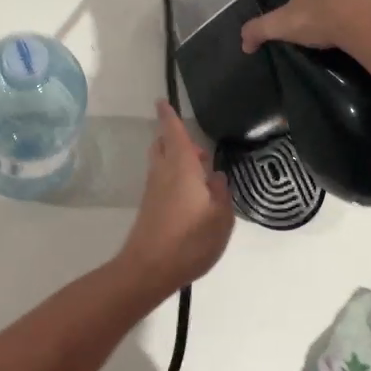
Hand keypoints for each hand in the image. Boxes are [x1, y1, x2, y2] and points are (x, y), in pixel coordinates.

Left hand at [117, 101, 235, 294]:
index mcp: (181, 168)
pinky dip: (174, 175)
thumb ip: (221, 193)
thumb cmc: (190, 240)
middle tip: (196, 146)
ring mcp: (153, 191)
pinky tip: (191, 194)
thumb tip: (217, 177)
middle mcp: (163, 173)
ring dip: (175, 158)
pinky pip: (161, 180)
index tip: (162, 101)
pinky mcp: (150, 208)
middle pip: (162, 145)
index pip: (173, 133)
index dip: (169, 116)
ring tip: (200, 170)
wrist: (149, 269)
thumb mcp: (221, 218)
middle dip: (174, 138)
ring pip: (161, 162)